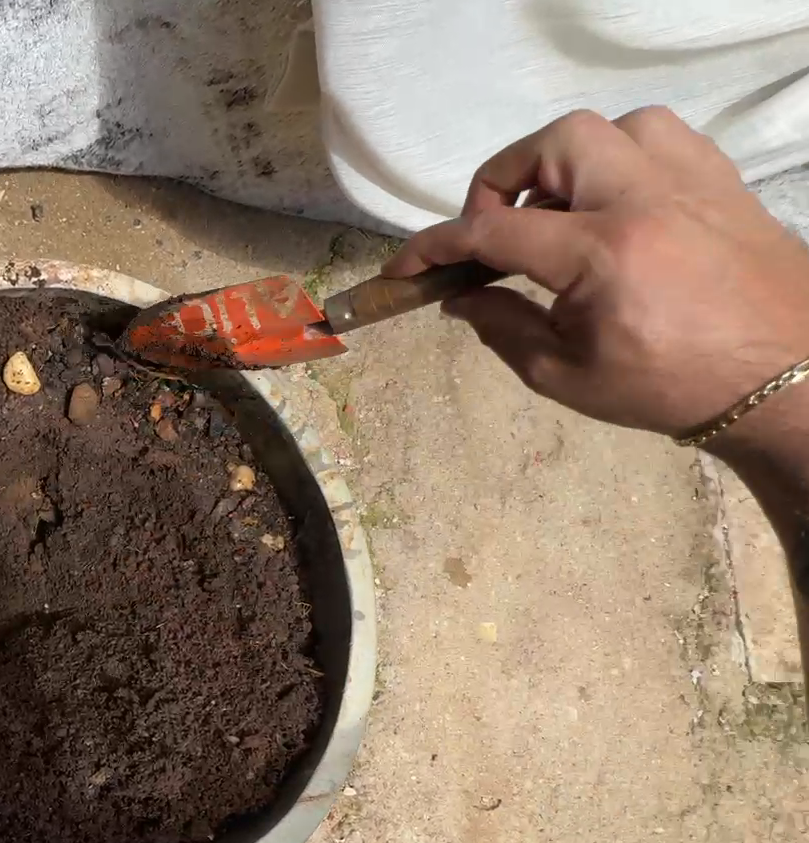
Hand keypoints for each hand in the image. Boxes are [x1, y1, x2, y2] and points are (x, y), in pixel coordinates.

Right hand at [383, 106, 808, 438]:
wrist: (787, 377)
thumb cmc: (662, 385)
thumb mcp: (556, 370)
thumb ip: (499, 324)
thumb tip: (458, 297)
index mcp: (603, 252)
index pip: (491, 230)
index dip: (430, 246)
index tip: (401, 268)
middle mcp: (649, 200)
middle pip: (557, 143)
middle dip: (501, 179)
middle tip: (491, 231)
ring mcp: (694, 185)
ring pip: (615, 129)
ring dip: (564, 164)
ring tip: (548, 216)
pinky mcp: (722, 186)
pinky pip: (662, 142)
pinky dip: (615, 163)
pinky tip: (600, 210)